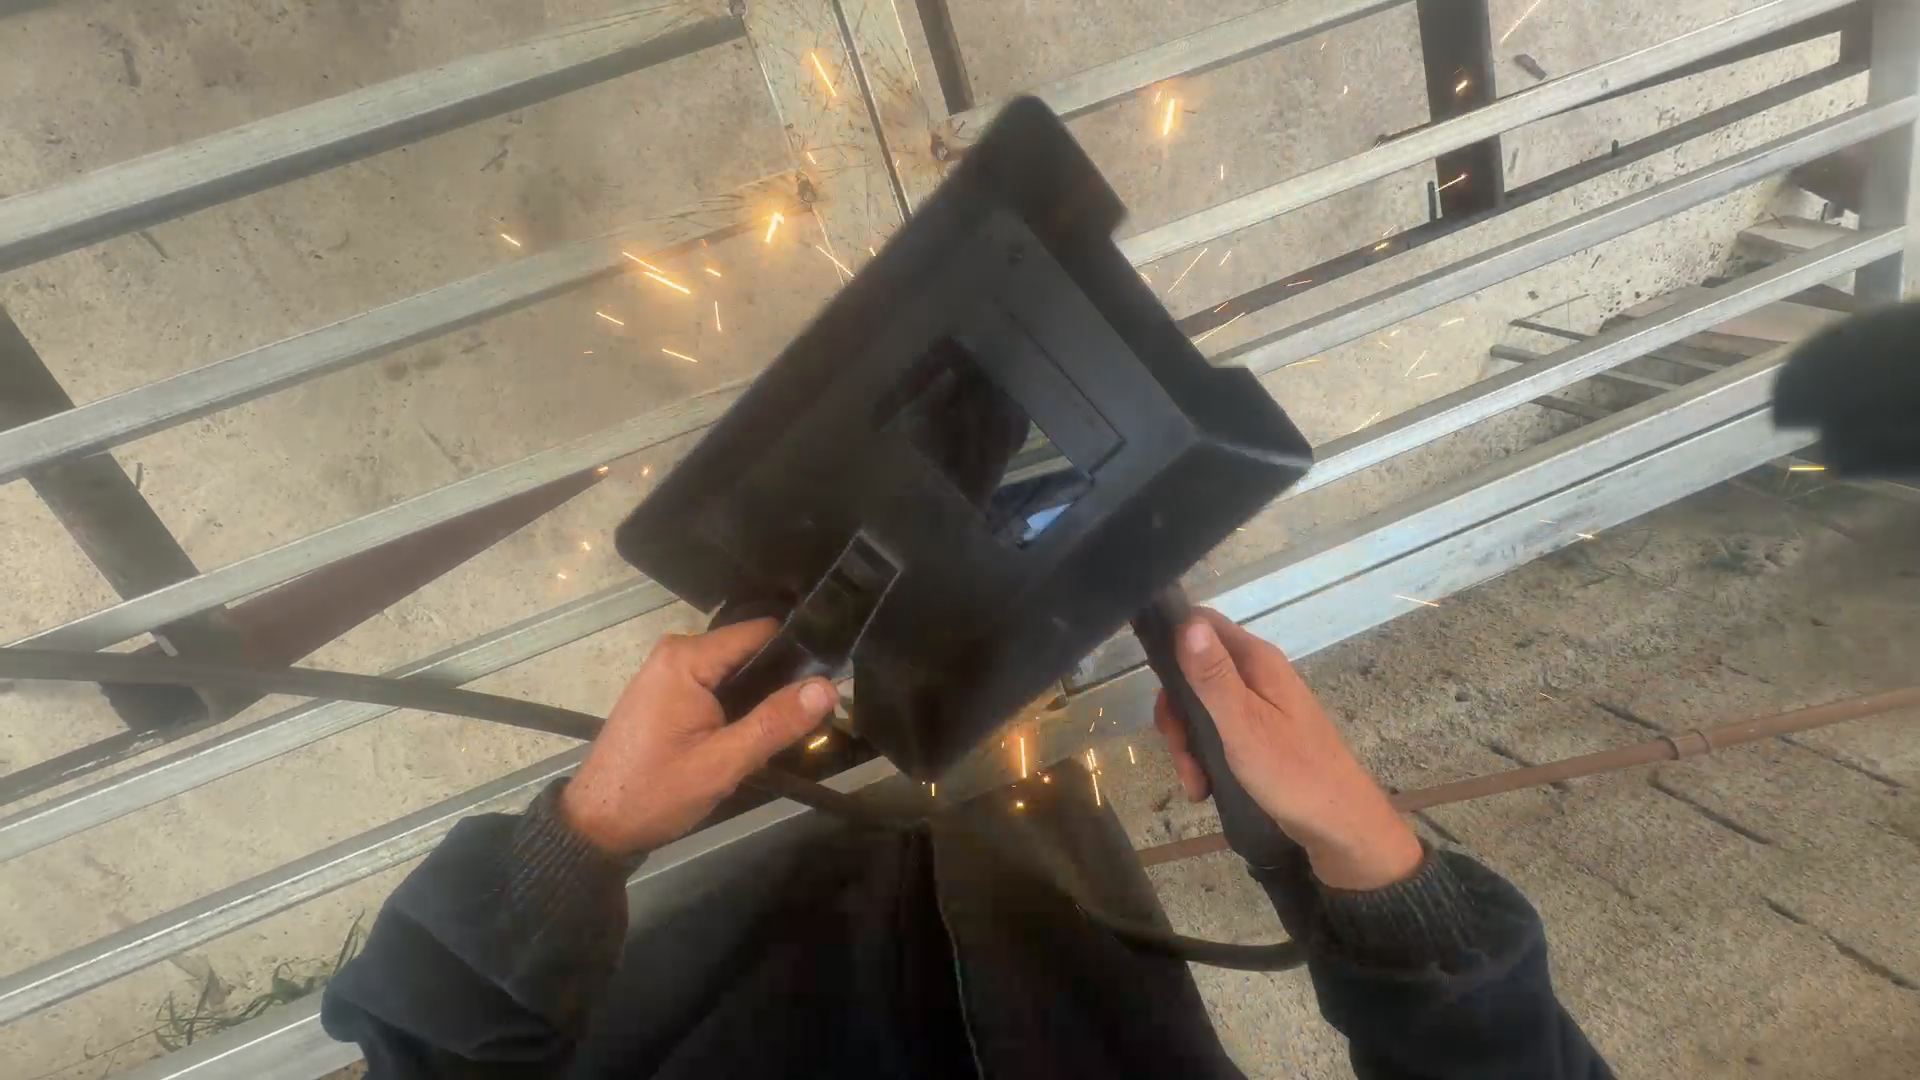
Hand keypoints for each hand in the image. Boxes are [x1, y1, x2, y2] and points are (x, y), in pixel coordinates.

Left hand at [559, 618, 837, 855]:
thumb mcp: (723, 763)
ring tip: (791, 721)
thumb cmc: (654, 793)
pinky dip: (740, 700)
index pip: (761, 632)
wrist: (594, 828)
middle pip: (749, 648)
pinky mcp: (668, 690)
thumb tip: (829, 687)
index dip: (798, 651)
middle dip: (782, 676)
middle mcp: (677, 652)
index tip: (829, 677)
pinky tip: (755, 728)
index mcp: (687, 658)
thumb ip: (776, 722)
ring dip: (762, 692)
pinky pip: (718, 681)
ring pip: (736, 668)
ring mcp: (669, 670)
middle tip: (813, 711)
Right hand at [1154, 608, 1421, 890]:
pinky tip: (1203, 784)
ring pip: (1201, 705)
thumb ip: (1213, 675)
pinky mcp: (1258, 733)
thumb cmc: (1293, 773)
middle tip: (1176, 745)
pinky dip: (1203, 755)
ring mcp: (1259, 704)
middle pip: (1194, 670)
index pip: (1202, 623)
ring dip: (1187, 741)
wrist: (1343, 830)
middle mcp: (1257, 674)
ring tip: (1193, 778)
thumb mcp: (1243, 724)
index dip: (1171, 641)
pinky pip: (1217, 731)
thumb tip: (1187, 624)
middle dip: (1176, 710)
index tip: (1152, 679)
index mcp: (1256, 661)